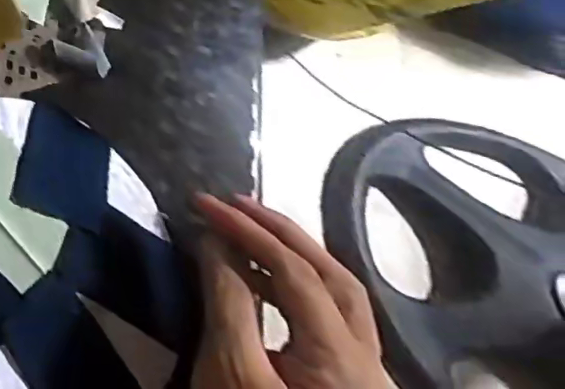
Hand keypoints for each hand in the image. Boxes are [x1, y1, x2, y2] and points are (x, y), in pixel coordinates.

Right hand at [191, 193, 389, 388]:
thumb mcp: (230, 365)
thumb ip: (227, 298)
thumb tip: (216, 238)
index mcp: (346, 362)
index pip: (296, 273)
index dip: (247, 230)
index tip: (198, 201)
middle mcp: (372, 367)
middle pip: (338, 281)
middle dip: (282, 233)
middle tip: (230, 201)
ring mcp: (366, 378)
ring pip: (342, 298)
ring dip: (291, 253)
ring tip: (242, 225)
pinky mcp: (350, 384)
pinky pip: (331, 316)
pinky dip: (293, 281)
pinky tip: (259, 274)